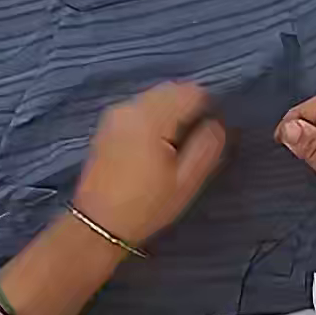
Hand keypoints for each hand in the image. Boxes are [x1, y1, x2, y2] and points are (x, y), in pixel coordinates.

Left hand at [72, 82, 227, 247]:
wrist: (98, 225)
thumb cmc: (147, 206)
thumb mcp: (187, 181)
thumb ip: (207, 146)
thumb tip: (217, 123)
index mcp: (150, 118)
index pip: (192, 91)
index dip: (208, 109)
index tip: (208, 136)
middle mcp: (130, 106)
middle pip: (172, 89)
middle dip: (189, 108)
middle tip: (193, 144)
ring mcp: (115, 113)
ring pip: (156, 96)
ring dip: (172, 112)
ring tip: (175, 147)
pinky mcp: (108, 124)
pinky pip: (141, 107)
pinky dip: (155, 118)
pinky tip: (156, 146)